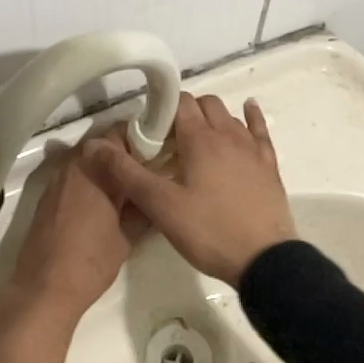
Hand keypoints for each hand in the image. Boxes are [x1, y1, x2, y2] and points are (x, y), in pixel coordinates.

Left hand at [5, 124, 139, 321]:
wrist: (43, 287)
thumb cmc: (90, 261)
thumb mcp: (127, 237)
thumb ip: (143, 209)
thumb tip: (156, 193)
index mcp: (96, 168)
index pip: (120, 133)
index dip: (141, 138)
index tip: (158, 150)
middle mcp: (74, 165)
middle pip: (102, 144)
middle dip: (123, 152)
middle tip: (146, 169)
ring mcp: (57, 179)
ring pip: (86, 159)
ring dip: (105, 165)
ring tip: (127, 185)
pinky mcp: (48, 195)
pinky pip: (73, 174)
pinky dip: (89, 179)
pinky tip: (103, 200)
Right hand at [92, 93, 295, 286]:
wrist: (265, 260)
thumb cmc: (208, 231)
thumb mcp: (160, 206)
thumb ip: (127, 173)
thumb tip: (94, 145)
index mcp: (200, 139)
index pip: (179, 102)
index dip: (162, 109)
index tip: (150, 130)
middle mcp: (228, 134)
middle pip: (205, 104)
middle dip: (186, 113)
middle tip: (170, 140)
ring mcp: (252, 148)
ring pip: (229, 117)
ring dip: (212, 119)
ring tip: (197, 140)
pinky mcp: (269, 165)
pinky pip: (259, 129)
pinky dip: (250, 117)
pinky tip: (248, 110)